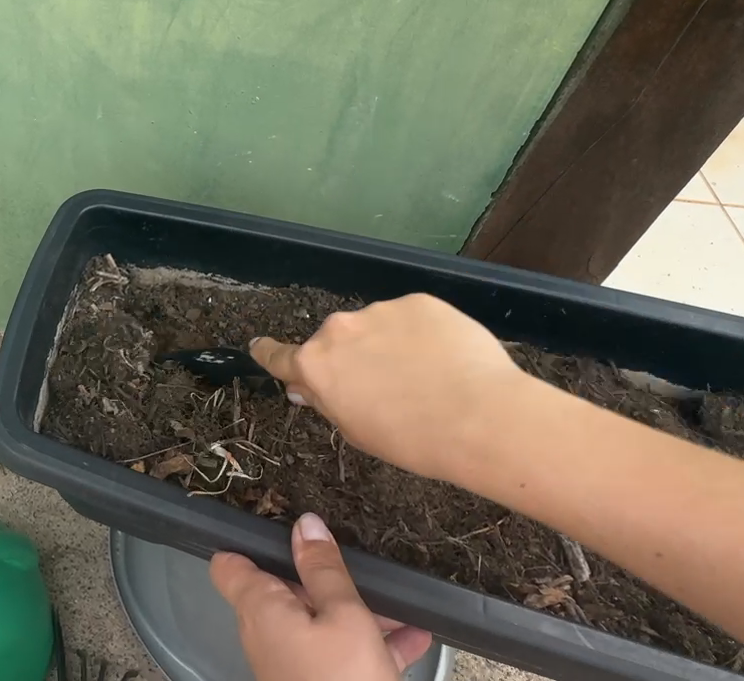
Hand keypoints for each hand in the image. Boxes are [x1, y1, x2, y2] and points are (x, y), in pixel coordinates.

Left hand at [211, 512, 432, 680]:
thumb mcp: (345, 617)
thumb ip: (323, 568)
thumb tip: (304, 522)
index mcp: (260, 608)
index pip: (229, 565)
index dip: (249, 543)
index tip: (278, 526)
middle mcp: (266, 634)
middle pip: (282, 589)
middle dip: (319, 576)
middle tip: (357, 562)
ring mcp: (290, 666)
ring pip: (317, 622)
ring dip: (353, 610)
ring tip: (398, 600)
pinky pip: (339, 655)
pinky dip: (370, 643)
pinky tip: (416, 638)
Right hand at [250, 293, 532, 481]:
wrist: (484, 419)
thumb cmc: (415, 441)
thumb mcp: (359, 432)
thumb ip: (328, 402)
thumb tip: (307, 387)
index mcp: (316, 366)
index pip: (278, 356)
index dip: (268, 353)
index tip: (259, 346)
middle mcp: (338, 330)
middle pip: (336, 342)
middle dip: (351, 358)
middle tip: (385, 388)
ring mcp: (378, 311)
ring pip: (376, 328)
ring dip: (389, 345)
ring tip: (427, 378)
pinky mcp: (417, 302)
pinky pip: (411, 318)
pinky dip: (422, 335)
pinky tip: (446, 361)